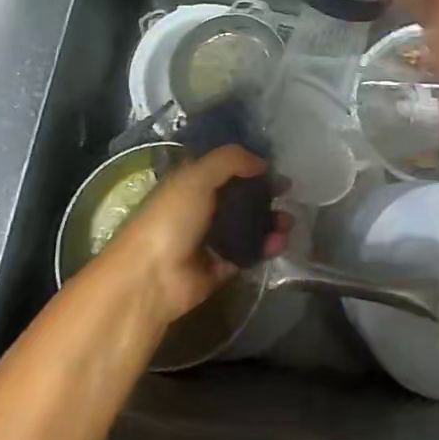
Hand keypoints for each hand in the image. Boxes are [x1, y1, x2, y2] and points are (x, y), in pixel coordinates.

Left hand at [96, 145, 289, 322]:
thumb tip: (262, 162)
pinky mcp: (219, 267)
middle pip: (239, 197)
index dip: (248, 165)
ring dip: (270, 221)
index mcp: (189, 183)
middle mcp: (199, 208)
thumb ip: (230, 161)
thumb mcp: (196, 177)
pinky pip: (248, 253)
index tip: (274, 166)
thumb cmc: (170, 219)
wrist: (150, 278)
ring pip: (247, 226)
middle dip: (265, 194)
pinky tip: (279, 243)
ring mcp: (210, 239)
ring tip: (288, 222)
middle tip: (287, 193)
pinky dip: (265, 248)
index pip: (223, 168)